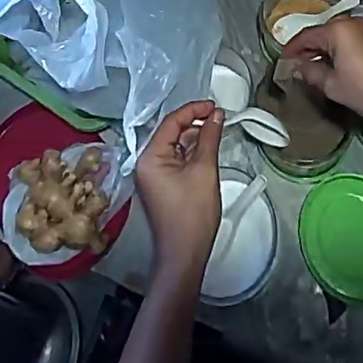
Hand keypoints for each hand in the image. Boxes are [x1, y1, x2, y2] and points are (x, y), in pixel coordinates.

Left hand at [134, 99, 223, 276]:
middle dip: (194, 123)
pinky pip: (175, 159)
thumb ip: (209, 136)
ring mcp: (152, 175)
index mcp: (149, 157)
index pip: (171, 122)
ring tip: (215, 132)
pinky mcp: (161, 185)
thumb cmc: (192, 213)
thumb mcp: (204, 169)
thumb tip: (216, 114)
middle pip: (170, 132)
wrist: (184, 256)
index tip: (214, 106)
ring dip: (193, 137)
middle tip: (217, 117)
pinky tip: (206, 149)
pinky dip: (190, 152)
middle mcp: (146, 163)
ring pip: (174, 145)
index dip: (193, 110)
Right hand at [278, 15, 362, 125]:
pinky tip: (332, 65)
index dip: (291, 51)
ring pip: (334, 36)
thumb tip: (300, 67)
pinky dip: (336, 50)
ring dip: (322, 50)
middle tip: (294, 67)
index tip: (281, 63)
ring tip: (311, 68)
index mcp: (337, 29)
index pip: (305, 36)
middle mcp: (350, 22)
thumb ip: (311, 72)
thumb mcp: (333, 85)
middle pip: (320, 33)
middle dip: (306, 50)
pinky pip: (347, 40)